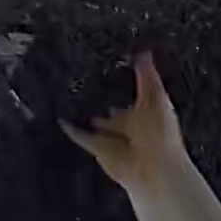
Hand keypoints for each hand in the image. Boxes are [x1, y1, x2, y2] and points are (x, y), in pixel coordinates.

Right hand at [62, 52, 188, 192]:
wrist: (154, 169)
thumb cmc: (160, 133)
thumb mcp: (154, 97)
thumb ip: (146, 75)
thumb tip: (144, 51)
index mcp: (147, 114)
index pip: (137, 97)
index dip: (128, 86)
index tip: (113, 71)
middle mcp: (131, 127)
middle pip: (116, 114)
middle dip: (106, 104)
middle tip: (89, 86)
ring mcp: (114, 139)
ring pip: (97, 126)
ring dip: (87, 116)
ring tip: (71, 100)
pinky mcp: (99, 149)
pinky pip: (82, 137)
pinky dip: (71, 129)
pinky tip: (61, 119)